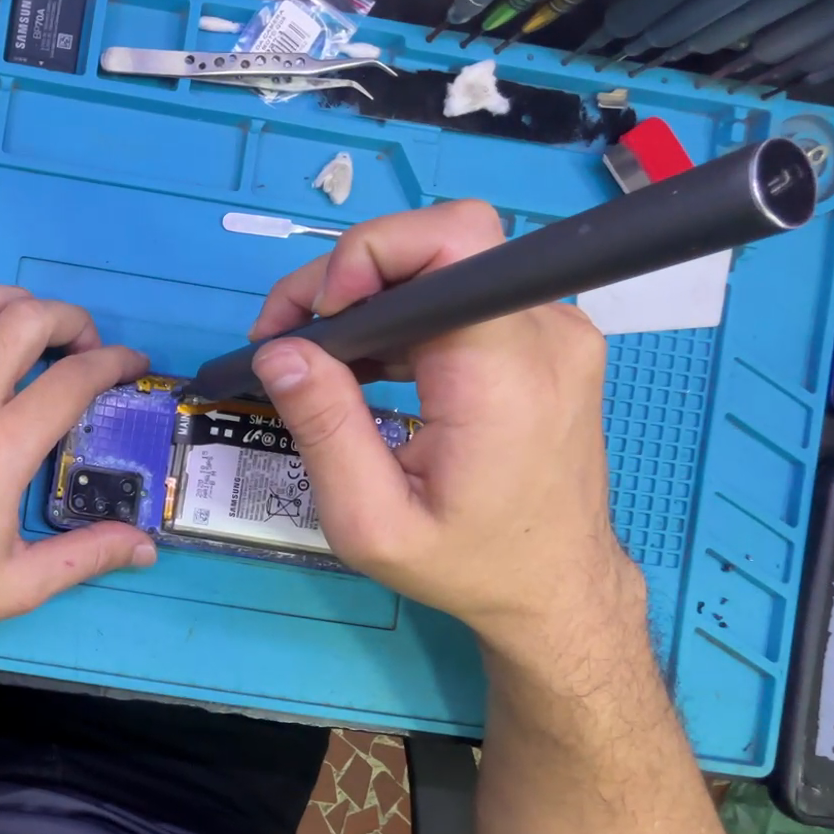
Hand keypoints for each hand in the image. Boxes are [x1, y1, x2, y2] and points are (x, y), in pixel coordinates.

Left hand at [0, 261, 156, 676]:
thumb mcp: (17, 585)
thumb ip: (87, 556)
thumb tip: (144, 548)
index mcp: (2, 449)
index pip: (72, 380)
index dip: (113, 363)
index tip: (131, 364)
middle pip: (24, 325)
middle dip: (69, 319)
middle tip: (85, 342)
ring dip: (9, 299)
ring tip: (32, 314)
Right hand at [248, 201, 641, 653]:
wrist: (554, 589)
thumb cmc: (464, 564)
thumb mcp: (369, 520)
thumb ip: (325, 430)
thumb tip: (278, 353)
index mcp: (502, 374)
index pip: (451, 244)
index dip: (367, 256)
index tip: (312, 322)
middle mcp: (542, 331)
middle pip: (436, 244)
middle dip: (342, 275)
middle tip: (283, 339)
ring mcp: (548, 331)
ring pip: (440, 264)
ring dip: (361, 295)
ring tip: (308, 356)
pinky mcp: (538, 341)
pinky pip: (454, 295)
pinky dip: (392, 314)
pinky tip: (355, 363)